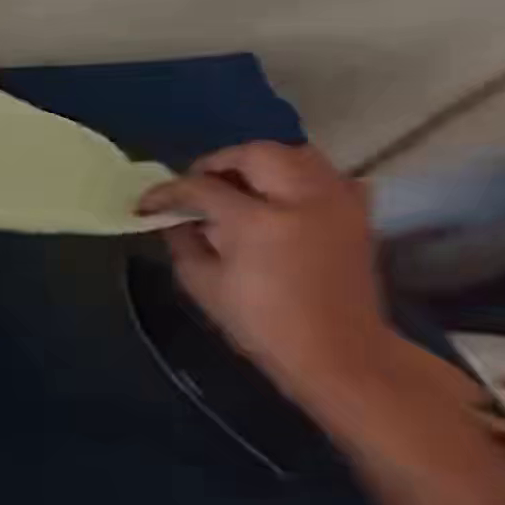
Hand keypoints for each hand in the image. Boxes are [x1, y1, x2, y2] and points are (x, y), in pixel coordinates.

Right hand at [138, 142, 395, 400]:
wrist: (336, 351)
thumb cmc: (257, 320)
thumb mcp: (199, 280)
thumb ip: (182, 239)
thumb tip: (173, 217)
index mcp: (258, 221)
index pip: (200, 187)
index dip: (166, 192)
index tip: (146, 204)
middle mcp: (304, 201)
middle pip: (256, 153)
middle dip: (217, 164)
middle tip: (195, 185)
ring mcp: (337, 204)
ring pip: (296, 155)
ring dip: (258, 163)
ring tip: (235, 186)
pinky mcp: (357, 214)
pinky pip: (326, 175)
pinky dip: (297, 176)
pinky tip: (278, 198)